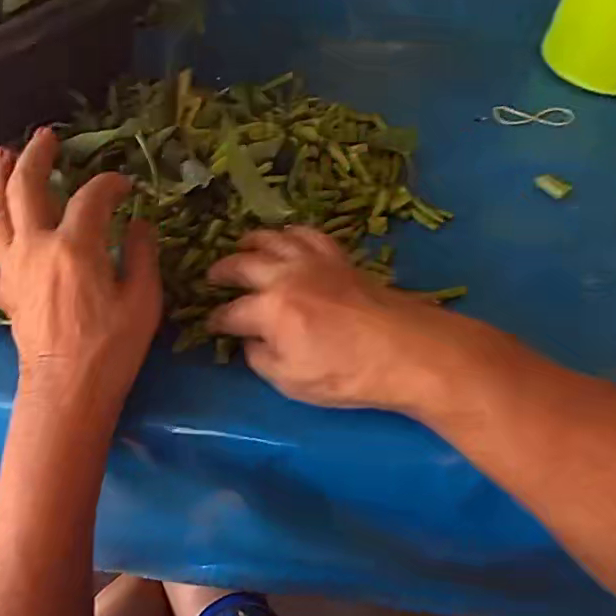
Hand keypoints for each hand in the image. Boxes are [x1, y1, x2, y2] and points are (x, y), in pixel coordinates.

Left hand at [0, 128, 160, 407]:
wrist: (69, 390)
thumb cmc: (112, 349)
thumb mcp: (143, 300)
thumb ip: (142, 254)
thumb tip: (138, 224)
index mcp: (76, 245)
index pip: (93, 197)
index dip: (112, 185)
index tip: (127, 189)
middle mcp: (36, 247)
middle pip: (29, 188)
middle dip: (38, 156)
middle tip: (46, 137)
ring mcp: (13, 270)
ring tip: (0, 156)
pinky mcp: (2, 294)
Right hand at [206, 226, 455, 411]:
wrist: (407, 351)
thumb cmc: (344, 374)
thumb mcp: (289, 381)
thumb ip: (260, 358)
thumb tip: (251, 341)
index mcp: (268, 309)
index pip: (230, 312)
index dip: (215, 321)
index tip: (209, 326)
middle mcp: (285, 276)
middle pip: (243, 264)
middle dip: (222, 271)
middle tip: (211, 277)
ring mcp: (314, 261)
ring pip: (273, 239)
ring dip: (252, 243)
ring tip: (242, 247)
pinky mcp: (339, 258)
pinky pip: (308, 235)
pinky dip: (290, 234)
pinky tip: (288, 239)